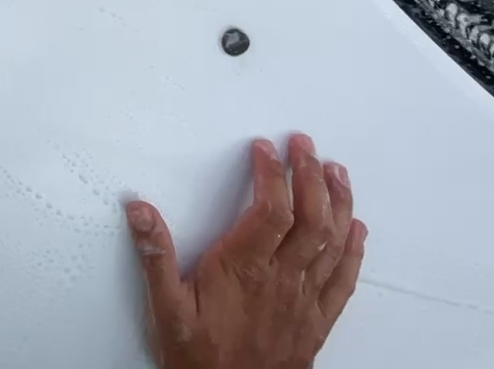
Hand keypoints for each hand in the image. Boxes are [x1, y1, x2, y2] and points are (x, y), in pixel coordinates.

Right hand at [125, 135, 365, 368]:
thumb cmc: (198, 356)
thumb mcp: (165, 308)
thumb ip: (154, 256)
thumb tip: (139, 208)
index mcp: (244, 271)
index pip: (270, 213)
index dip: (272, 177)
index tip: (265, 148)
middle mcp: (281, 281)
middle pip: (309, 221)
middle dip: (309, 178)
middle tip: (305, 145)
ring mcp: (304, 300)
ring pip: (331, 244)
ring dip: (336, 203)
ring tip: (335, 171)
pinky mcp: (316, 319)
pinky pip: (343, 278)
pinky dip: (353, 249)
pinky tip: (355, 228)